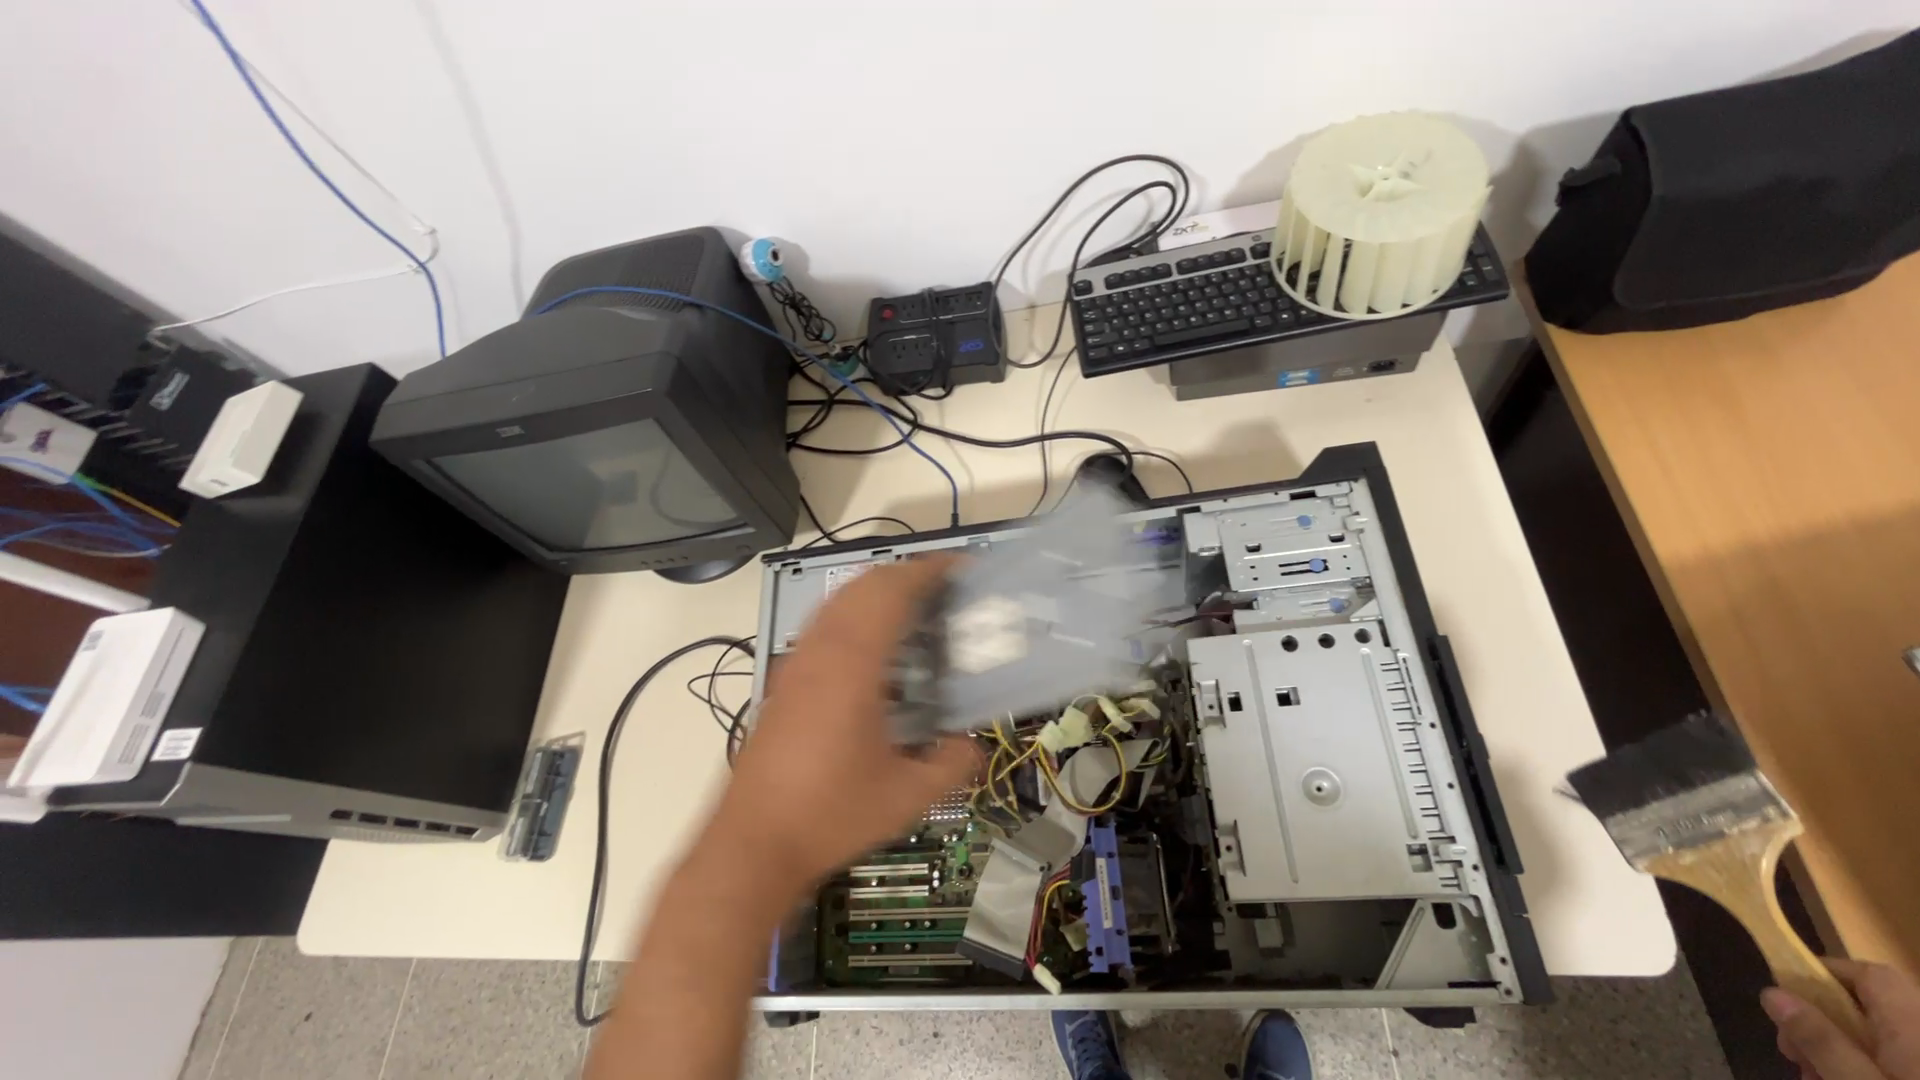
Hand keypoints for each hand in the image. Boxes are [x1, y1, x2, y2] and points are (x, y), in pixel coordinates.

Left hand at [708, 556, 980, 894]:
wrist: (753, 842)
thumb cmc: (830, 814)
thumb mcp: (906, 796)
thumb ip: (951, 764)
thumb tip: (971, 745)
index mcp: (852, 665)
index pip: (891, 592)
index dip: (927, 571)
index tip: (959, 568)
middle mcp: (819, 652)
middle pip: (861, 585)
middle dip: (904, 576)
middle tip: (944, 590)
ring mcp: (794, 664)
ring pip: (836, 602)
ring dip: (876, 592)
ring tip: (914, 612)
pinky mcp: (782, 682)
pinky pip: (821, 626)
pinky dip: (852, 616)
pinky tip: (873, 654)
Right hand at [1765, 958, 1919, 1079]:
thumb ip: (1819, 1041)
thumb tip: (1773, 993)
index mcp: (1918, 1032)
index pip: (1871, 976)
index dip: (1825, 976)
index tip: (1786, 1002)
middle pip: (1875, 1010)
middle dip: (1826, 1023)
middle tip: (1795, 1056)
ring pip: (1887, 1043)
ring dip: (1843, 1052)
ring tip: (1817, 1079)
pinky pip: (1904, 1066)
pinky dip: (1870, 1071)